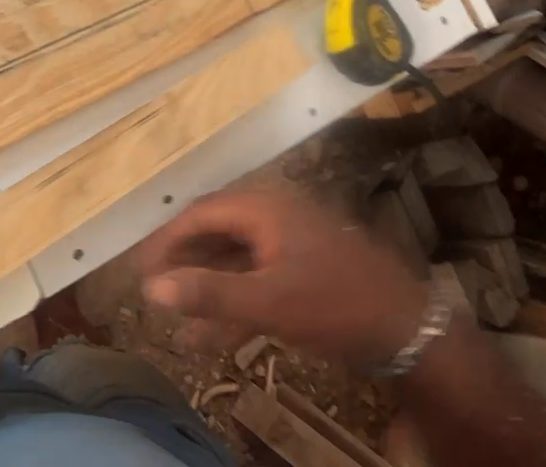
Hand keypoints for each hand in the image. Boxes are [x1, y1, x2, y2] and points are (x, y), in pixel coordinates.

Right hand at [136, 189, 429, 368]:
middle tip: (152, 289)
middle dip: (183, 262)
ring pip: (235, 260)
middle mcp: (274, 217)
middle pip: (216, 232)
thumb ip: (208, 293)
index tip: (139, 268)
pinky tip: (209, 336)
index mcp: (264, 209)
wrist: (406, 327)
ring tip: (174, 317)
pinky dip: (233, 303)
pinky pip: (256, 280)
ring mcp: (291, 244)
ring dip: (205, 287)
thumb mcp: (266, 301)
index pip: (201, 213)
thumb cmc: (333, 303)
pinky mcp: (303, 272)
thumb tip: (150, 287)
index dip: (167, 239)